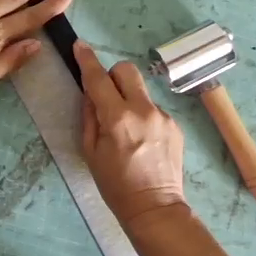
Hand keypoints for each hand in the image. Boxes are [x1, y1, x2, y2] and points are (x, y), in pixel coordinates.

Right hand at [76, 40, 186, 226]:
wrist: (156, 209)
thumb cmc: (115, 185)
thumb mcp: (90, 152)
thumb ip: (89, 116)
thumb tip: (91, 93)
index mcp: (118, 119)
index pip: (99, 79)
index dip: (87, 60)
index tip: (80, 45)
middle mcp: (143, 111)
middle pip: (127, 69)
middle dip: (113, 74)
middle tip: (106, 94)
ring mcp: (163, 117)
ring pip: (141, 90)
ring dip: (129, 98)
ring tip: (126, 130)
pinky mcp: (175, 125)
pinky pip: (152, 108)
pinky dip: (143, 116)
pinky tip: (142, 141)